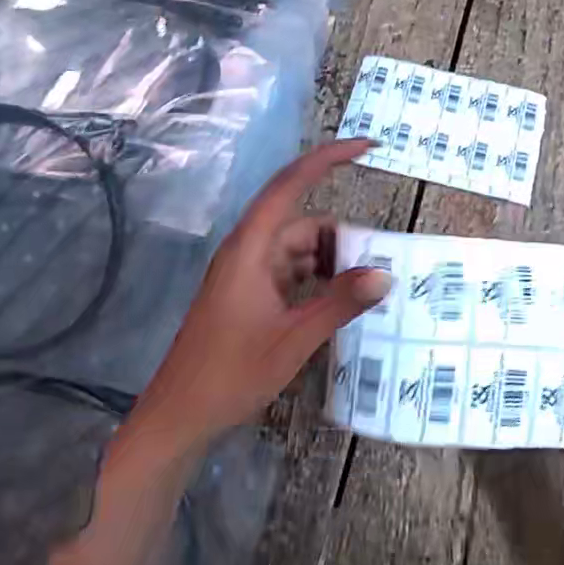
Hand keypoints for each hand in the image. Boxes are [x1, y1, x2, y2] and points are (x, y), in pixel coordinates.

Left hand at [134, 139, 391, 450]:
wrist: (178, 418)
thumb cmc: (230, 375)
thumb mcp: (295, 339)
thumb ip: (340, 303)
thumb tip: (384, 274)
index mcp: (250, 249)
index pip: (290, 184)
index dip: (328, 158)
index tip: (368, 147)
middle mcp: (247, 251)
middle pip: (302, 222)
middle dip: (340, 238)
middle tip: (375, 266)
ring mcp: (246, 273)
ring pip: (298, 248)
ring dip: (329, 262)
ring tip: (360, 290)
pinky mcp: (247, 294)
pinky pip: (290, 270)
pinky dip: (315, 278)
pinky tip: (335, 301)